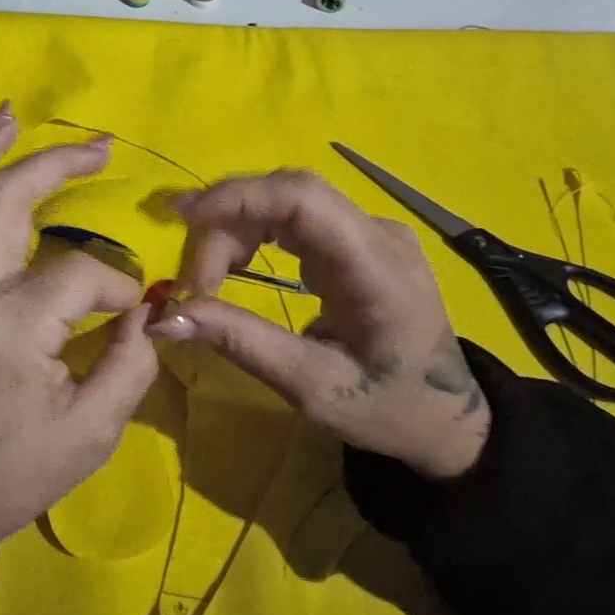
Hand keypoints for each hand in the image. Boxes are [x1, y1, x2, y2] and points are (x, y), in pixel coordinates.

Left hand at [0, 104, 160, 580]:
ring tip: (12, 116)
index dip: (119, 286)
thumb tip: (148, 308)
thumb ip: (129, 362)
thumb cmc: (8, 473)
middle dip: (57, 162)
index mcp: (11, 322)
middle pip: (5, 196)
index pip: (81, 273)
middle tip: (102, 147)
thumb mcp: (89, 434)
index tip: (136, 312)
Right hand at [148, 171, 490, 479]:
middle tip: (192, 278)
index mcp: (379, 267)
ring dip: (234, 228)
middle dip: (226, 221)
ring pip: (284, 200)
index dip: (237, 197)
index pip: (303, 198)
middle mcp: (377, 232)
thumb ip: (241, 343)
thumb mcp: (312, 388)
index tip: (182, 222)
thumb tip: (165, 316)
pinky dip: (251, 232)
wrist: (449, 421)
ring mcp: (368, 231)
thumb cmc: (388, 409)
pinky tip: (232, 263)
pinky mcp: (355, 239)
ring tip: (207, 277)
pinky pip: (292, 216)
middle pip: (287, 193)